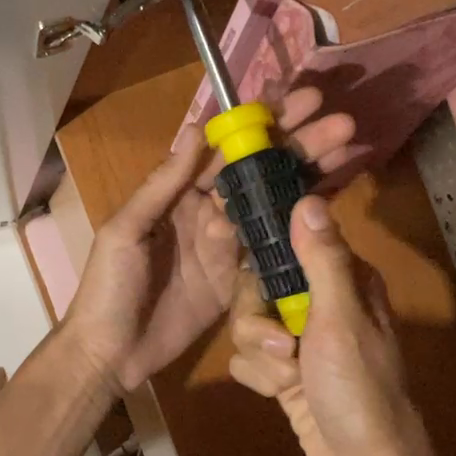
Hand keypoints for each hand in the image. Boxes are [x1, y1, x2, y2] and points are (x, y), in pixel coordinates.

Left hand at [61, 86, 361, 396]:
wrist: (111, 353)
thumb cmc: (108, 287)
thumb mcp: (125, 232)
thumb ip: (161, 187)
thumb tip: (197, 133)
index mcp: (173, 197)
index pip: (221, 153)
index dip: (258, 128)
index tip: (295, 102)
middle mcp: (203, 215)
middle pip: (254, 174)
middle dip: (295, 145)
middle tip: (340, 121)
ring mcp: (224, 248)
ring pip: (270, 205)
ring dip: (306, 176)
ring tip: (348, 148)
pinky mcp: (237, 281)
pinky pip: (270, 248)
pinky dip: (298, 226)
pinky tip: (330, 202)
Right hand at [227, 193, 436, 455]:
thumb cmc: (358, 386)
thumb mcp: (340, 319)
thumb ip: (321, 261)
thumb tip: (307, 200)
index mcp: (342, 281)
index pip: (288, 246)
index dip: (263, 257)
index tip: (244, 269)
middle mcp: (319, 304)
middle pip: (255, 289)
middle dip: (258, 322)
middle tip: (282, 346)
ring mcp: (299, 339)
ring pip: (246, 325)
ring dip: (260, 355)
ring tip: (287, 378)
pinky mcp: (283, 371)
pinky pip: (246, 359)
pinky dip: (258, 377)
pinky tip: (280, 393)